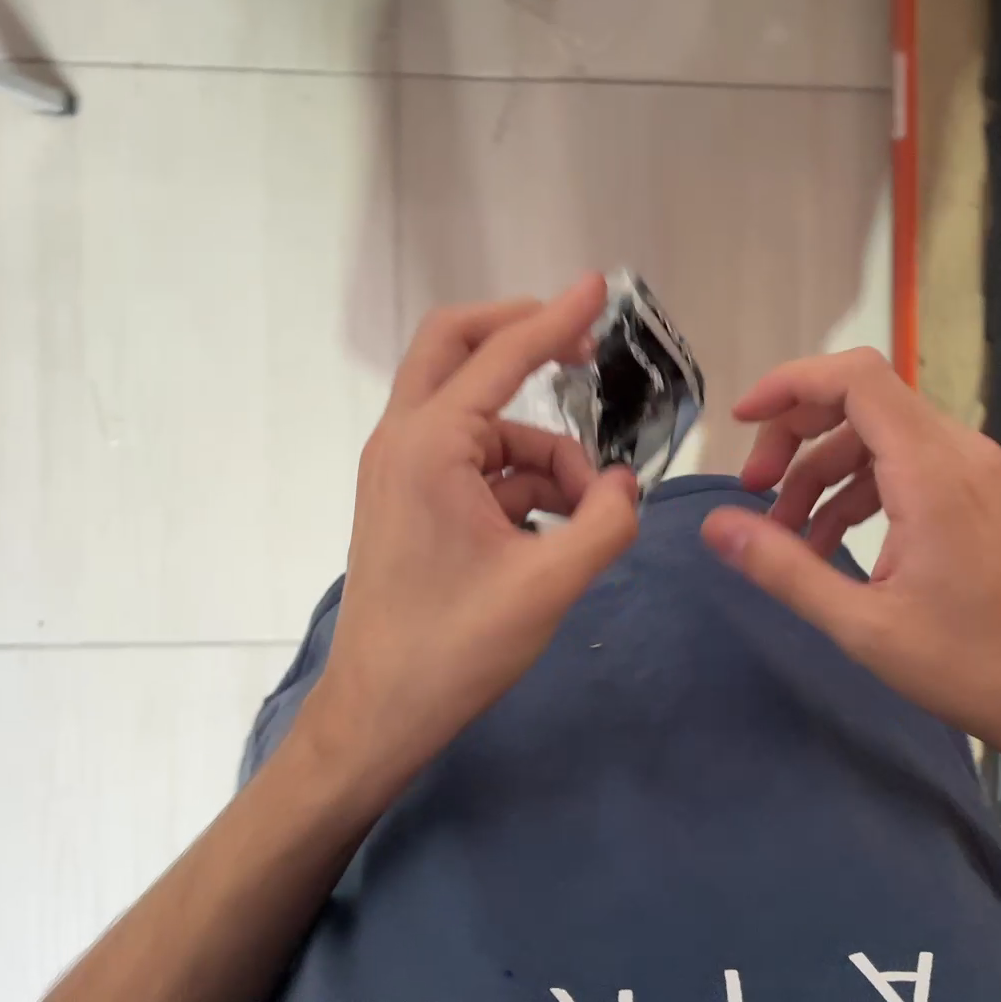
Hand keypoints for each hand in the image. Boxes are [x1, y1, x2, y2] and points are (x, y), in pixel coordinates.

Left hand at [295, 275, 640, 802]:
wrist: (379, 715)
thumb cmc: (455, 649)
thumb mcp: (549, 586)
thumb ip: (605, 523)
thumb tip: (621, 484)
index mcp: (429, 446)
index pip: (500, 356)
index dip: (555, 318)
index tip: (599, 287)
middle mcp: (407, 441)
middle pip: (458, 349)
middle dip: (522, 339)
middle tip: (581, 349)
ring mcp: (406, 470)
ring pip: (488, 425)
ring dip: (545, 455)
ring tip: (589, 514)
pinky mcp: (416, 500)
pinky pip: (482, 466)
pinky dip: (526, 484)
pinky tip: (557, 530)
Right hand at [698, 349, 1000, 792]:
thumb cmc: (969, 667)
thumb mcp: (861, 625)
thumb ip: (782, 568)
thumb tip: (714, 526)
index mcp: (932, 471)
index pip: (854, 378)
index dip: (789, 383)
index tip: (741, 420)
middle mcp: (957, 453)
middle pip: (859, 401)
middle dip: (794, 436)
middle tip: (754, 491)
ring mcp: (973, 471)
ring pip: (876, 437)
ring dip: (820, 474)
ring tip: (785, 536)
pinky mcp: (976, 495)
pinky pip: (902, 467)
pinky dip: (854, 492)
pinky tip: (828, 546)